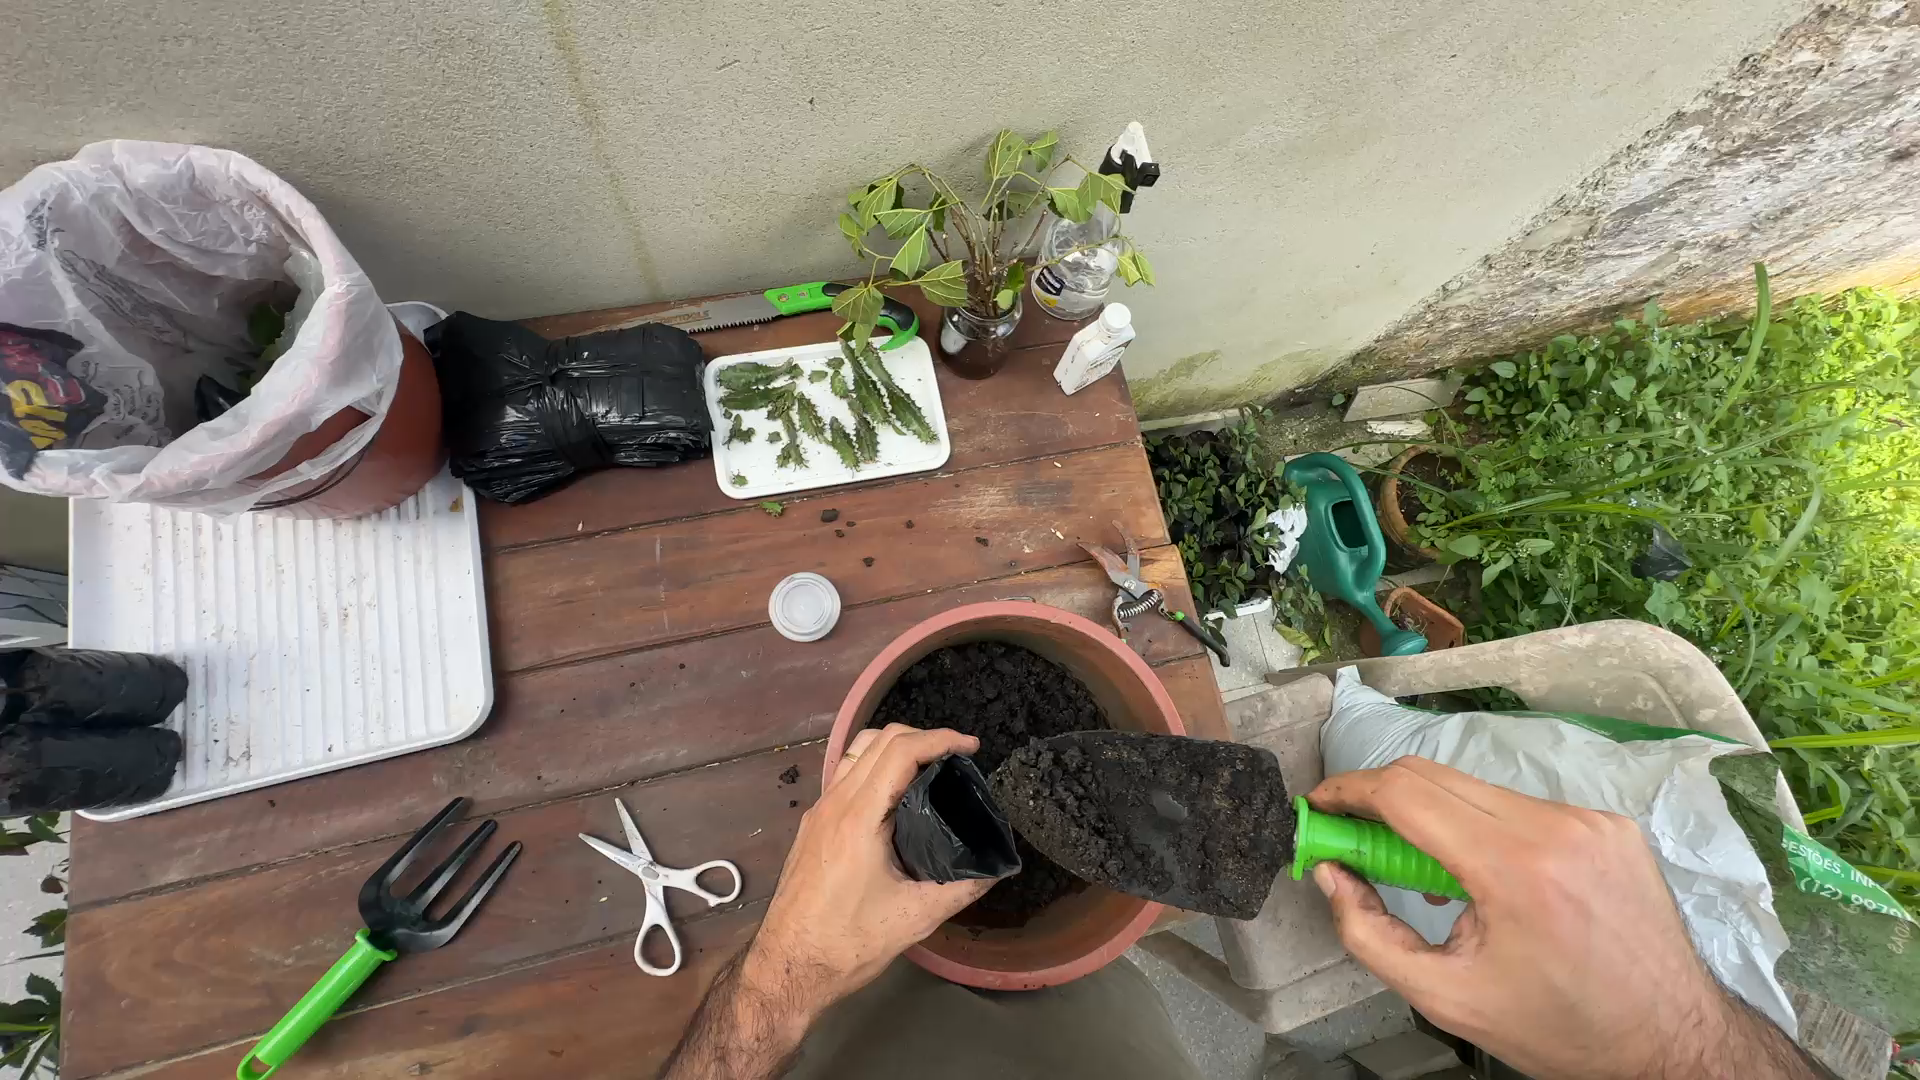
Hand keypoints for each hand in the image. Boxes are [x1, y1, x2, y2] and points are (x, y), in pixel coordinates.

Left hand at [742, 724, 995, 1018]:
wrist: (786, 968)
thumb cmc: (848, 943)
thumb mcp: (914, 918)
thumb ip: (960, 888)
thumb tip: (996, 868)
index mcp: (859, 816)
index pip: (901, 751)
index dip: (940, 738)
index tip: (971, 746)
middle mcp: (835, 802)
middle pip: (880, 739)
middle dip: (924, 736)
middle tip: (957, 755)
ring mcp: (819, 809)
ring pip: (859, 750)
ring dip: (896, 745)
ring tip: (930, 764)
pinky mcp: (813, 822)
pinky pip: (847, 772)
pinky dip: (877, 763)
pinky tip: (896, 792)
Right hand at [1307, 757, 1815, 1079]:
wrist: (1682, 1050)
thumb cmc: (1560, 1029)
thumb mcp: (1445, 998)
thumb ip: (1366, 932)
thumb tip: (1330, 870)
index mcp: (1518, 871)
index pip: (1405, 794)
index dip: (1347, 791)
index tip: (1319, 807)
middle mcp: (1556, 828)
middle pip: (1427, 774)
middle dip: (1376, 797)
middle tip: (1355, 834)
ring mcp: (1587, 818)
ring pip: (1465, 784)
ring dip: (1424, 810)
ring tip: (1423, 866)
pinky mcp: (1604, 821)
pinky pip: (1507, 801)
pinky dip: (1472, 822)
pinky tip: (1478, 868)